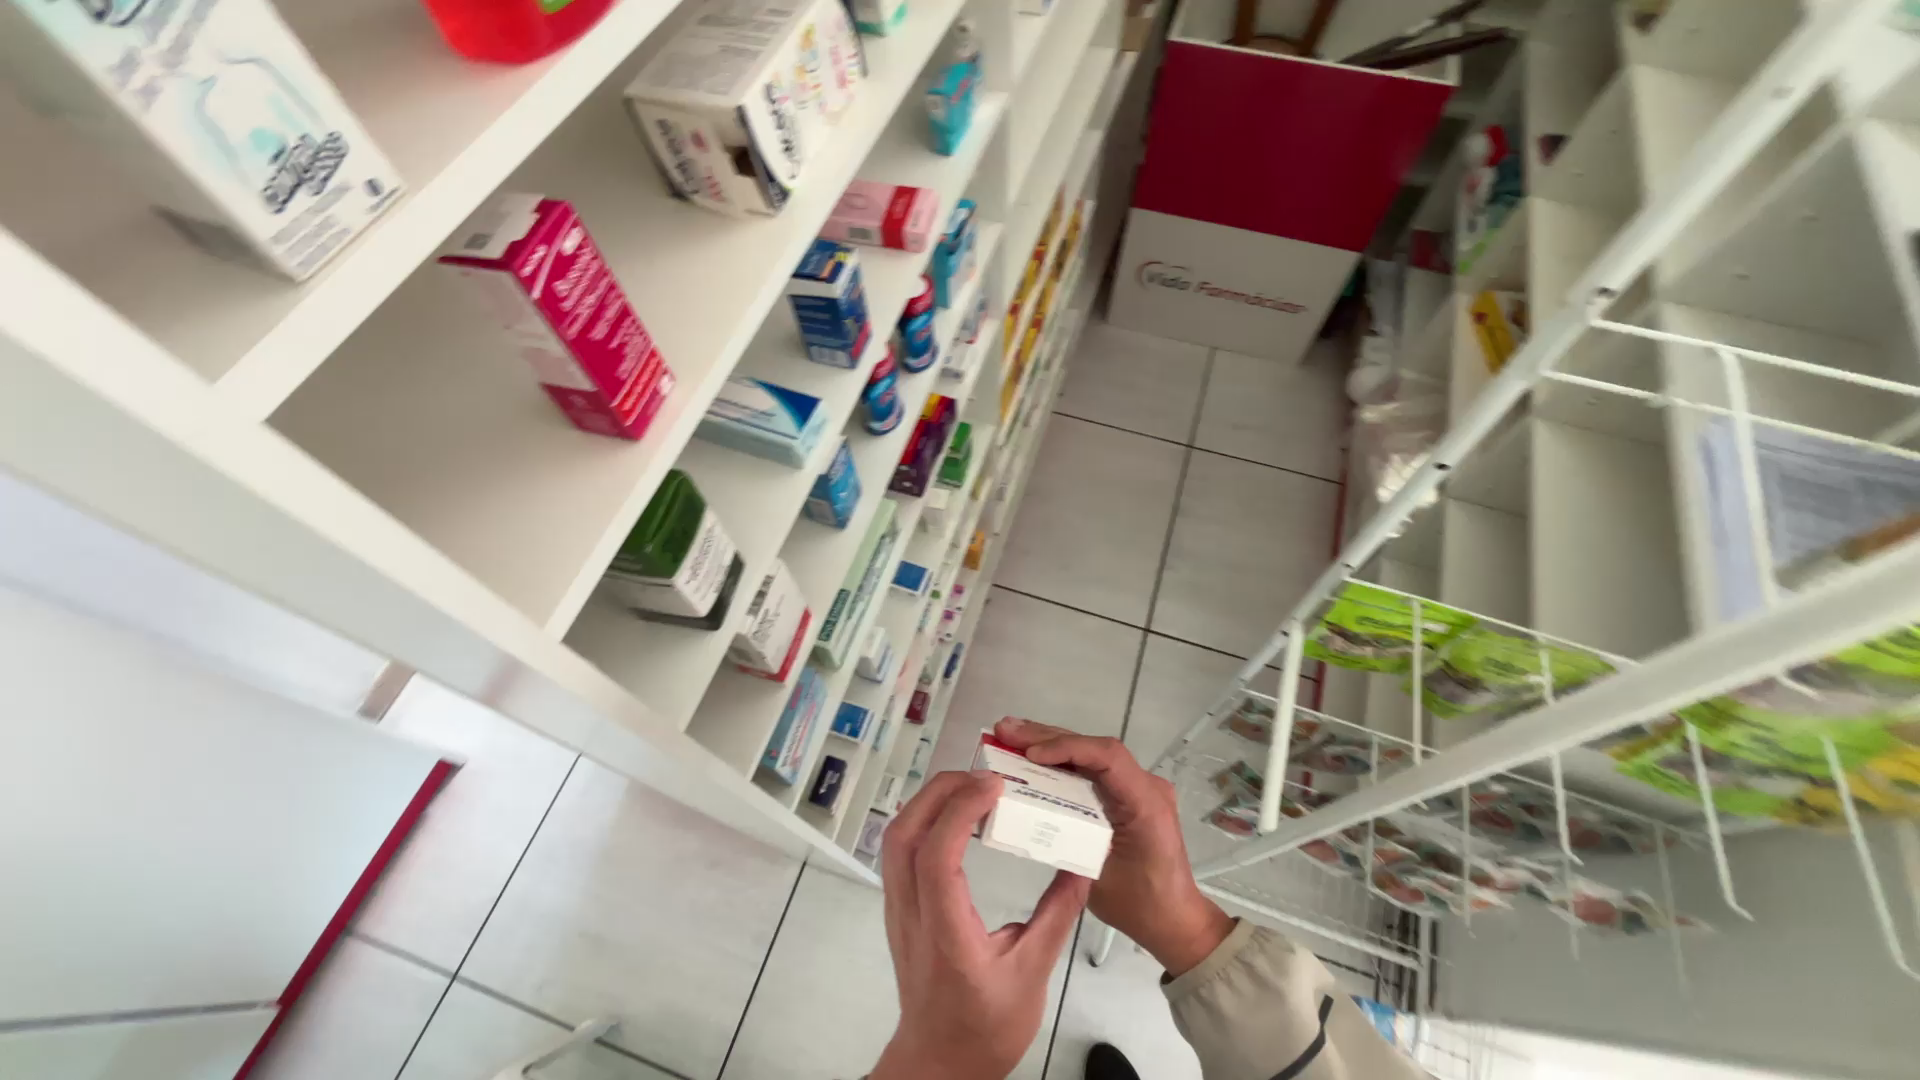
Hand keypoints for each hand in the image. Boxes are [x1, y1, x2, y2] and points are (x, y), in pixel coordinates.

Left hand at [872, 770, 1090, 1079]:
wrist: (938, 1062)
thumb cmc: (986, 1026)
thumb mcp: (1032, 975)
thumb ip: (1056, 916)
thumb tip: (1080, 865)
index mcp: (946, 933)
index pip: (937, 858)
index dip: (960, 812)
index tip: (995, 786)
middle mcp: (911, 913)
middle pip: (904, 834)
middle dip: (941, 791)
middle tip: (986, 777)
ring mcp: (897, 907)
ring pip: (896, 836)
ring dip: (929, 801)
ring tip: (972, 788)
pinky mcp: (898, 905)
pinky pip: (900, 848)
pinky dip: (924, 817)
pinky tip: (956, 815)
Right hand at [992, 717, 1235, 976]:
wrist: (1175, 920)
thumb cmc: (1139, 905)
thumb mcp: (1097, 878)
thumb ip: (1066, 842)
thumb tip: (1024, 812)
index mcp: (1145, 803)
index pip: (1108, 757)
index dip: (1068, 748)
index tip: (1030, 754)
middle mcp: (1146, 785)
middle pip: (1095, 748)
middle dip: (1047, 736)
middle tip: (1004, 731)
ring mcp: (1138, 786)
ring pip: (1091, 753)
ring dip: (1051, 742)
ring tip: (1009, 736)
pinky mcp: (1127, 793)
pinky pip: (1093, 767)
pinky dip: (1062, 759)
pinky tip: (1032, 756)